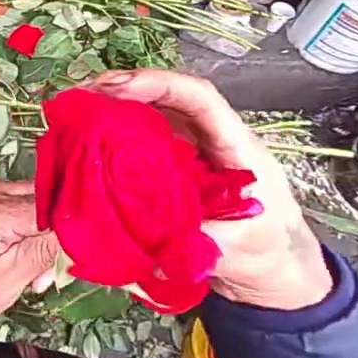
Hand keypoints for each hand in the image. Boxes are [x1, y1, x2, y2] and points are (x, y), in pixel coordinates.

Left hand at [0, 178, 61, 328]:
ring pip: (35, 199)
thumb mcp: (5, 284)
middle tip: (45, 272)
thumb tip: (81, 232)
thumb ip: (44, 253)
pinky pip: (20, 199)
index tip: (66, 260)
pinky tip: (20, 248)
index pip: (48, 210)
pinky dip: (28, 223)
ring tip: (31, 265)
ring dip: (42, 230)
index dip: (64, 233)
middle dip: (53, 235)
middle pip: (43, 202)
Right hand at [88, 70, 331, 309]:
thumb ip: (192, 236)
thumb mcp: (236, 246)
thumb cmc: (270, 252)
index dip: (160, 84)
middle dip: (127, 88)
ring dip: (118, 109)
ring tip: (79, 111)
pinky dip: (119, 139)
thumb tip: (140, 234)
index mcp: (236, 146)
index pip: (200, 98)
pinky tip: (92, 143)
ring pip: (155, 117)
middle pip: (170, 98)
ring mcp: (193, 154)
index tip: (119, 88)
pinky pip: (146, 145)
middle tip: (83, 95)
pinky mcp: (177, 172)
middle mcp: (212, 140)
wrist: (277, 272)